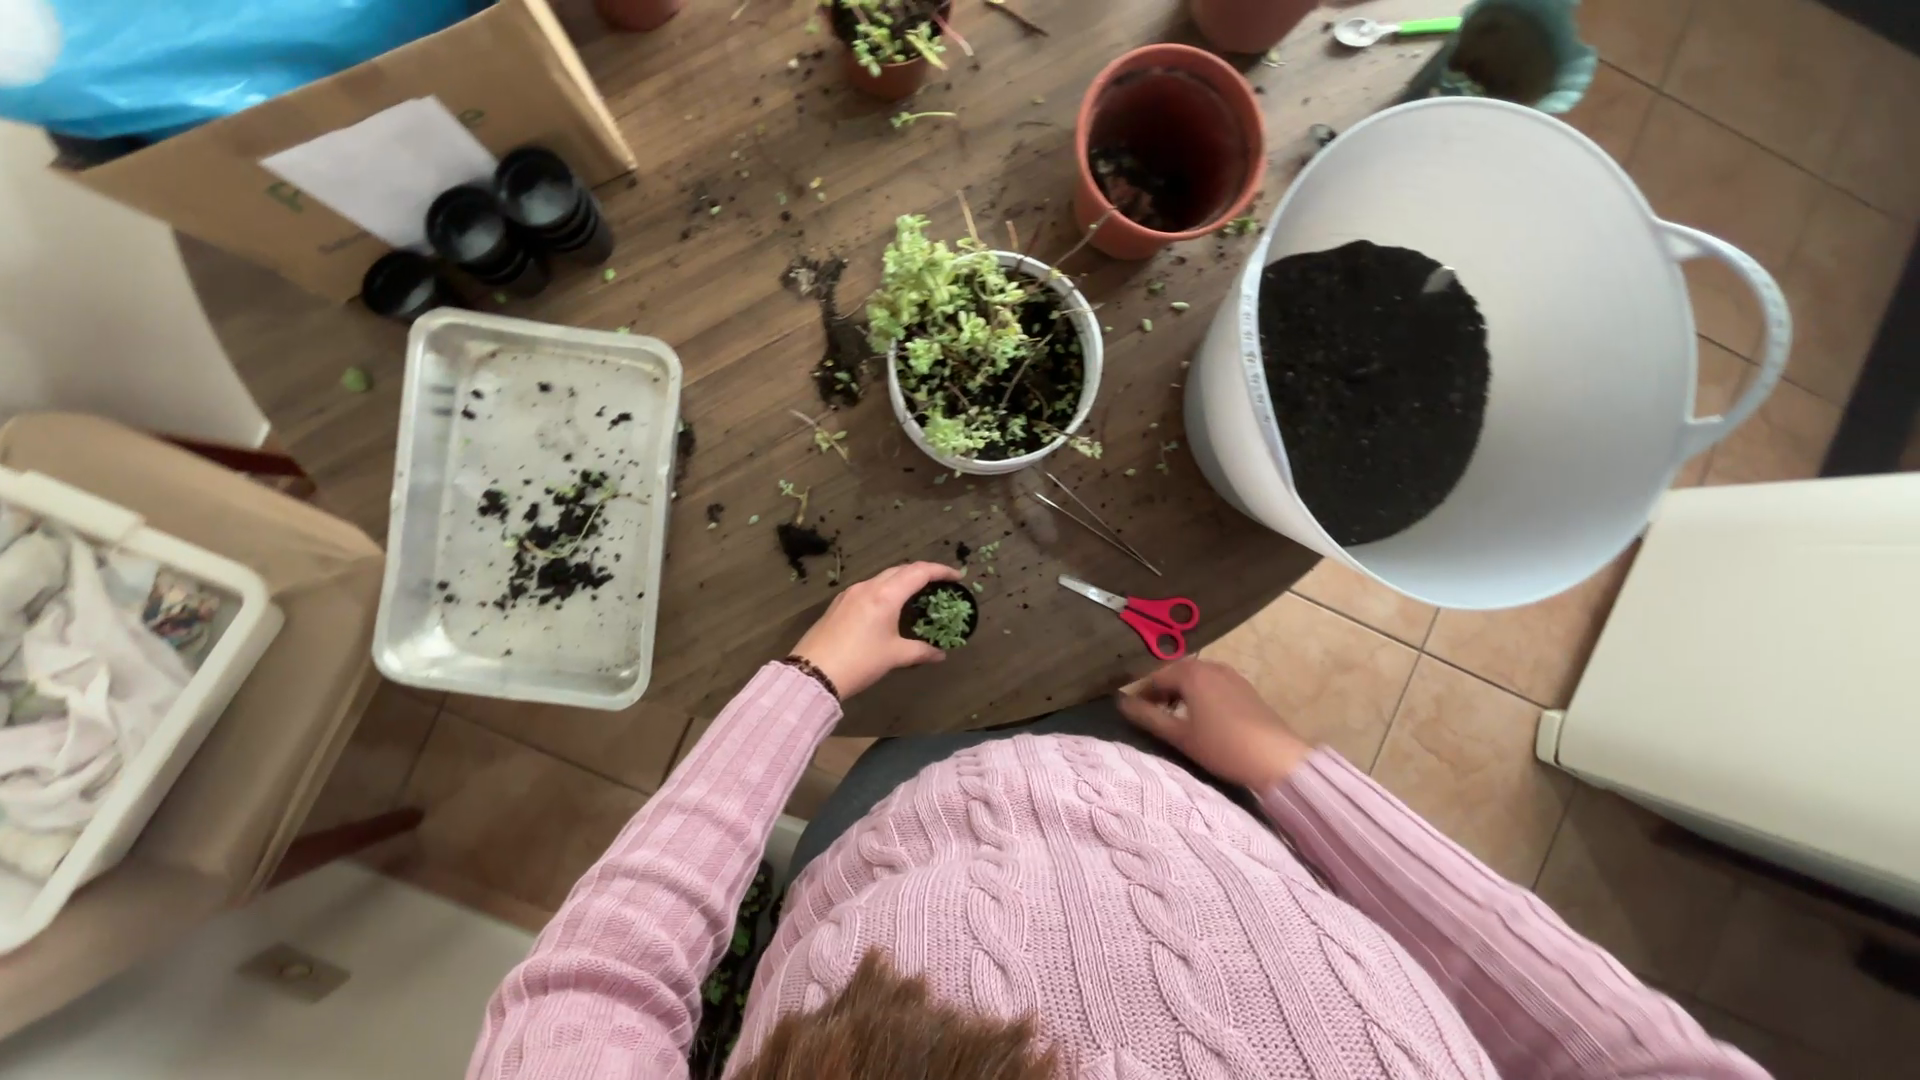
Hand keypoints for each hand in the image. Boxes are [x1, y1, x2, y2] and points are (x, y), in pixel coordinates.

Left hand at [791, 562, 965, 697]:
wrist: (814, 672)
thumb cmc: (860, 661)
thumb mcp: (894, 656)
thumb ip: (921, 651)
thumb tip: (940, 655)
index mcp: (886, 595)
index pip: (919, 572)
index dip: (941, 571)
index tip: (957, 576)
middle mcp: (869, 586)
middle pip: (901, 570)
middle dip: (922, 573)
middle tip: (939, 585)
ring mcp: (851, 593)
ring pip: (883, 577)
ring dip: (902, 580)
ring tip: (916, 594)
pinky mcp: (839, 602)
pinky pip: (869, 587)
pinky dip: (885, 589)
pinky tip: (888, 606)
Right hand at [1116, 658, 1312, 789]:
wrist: (1276, 758)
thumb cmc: (1222, 746)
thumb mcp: (1179, 735)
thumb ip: (1147, 716)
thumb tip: (1121, 702)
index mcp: (1191, 673)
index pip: (1156, 676)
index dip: (1141, 693)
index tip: (1134, 711)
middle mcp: (1211, 666)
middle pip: (1176, 673)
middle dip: (1161, 690)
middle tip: (1152, 713)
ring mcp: (1231, 675)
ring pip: (1196, 677)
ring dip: (1181, 692)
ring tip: (1175, 716)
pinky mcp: (1245, 687)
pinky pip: (1213, 683)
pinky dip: (1200, 694)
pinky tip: (1201, 716)